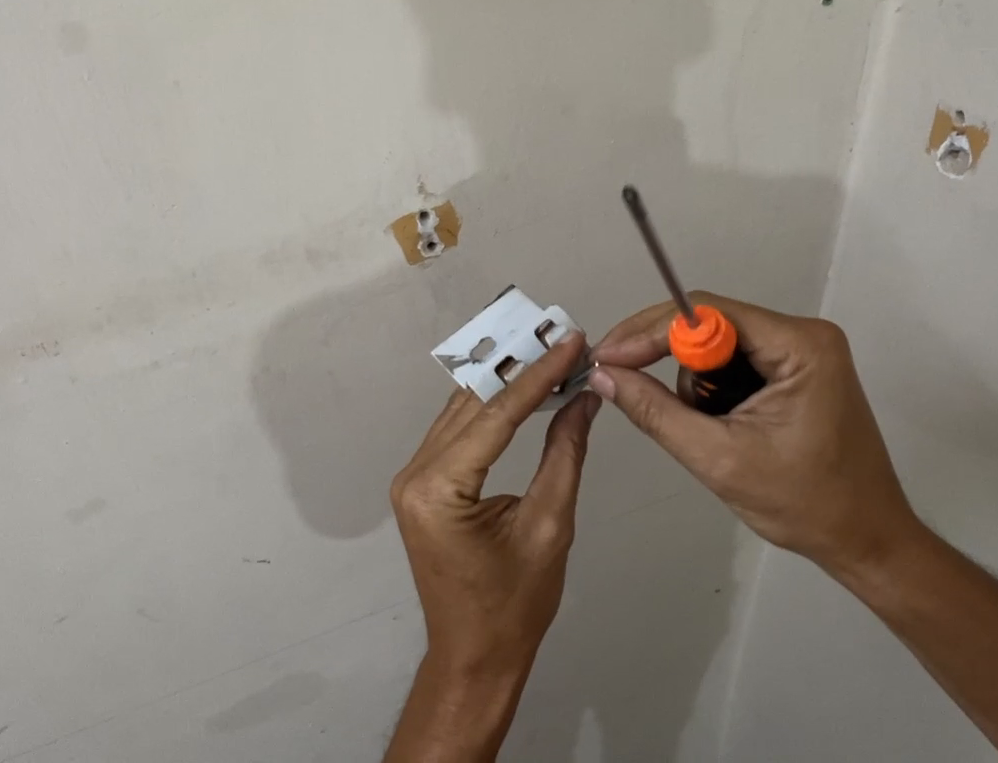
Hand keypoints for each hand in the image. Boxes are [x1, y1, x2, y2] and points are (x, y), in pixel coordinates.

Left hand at [390, 332, 600, 675]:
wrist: (475, 656)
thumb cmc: (515, 605)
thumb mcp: (549, 527)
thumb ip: (564, 454)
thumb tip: (584, 398)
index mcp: (439, 489)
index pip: (495, 415)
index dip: (538, 375)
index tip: (571, 342)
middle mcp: (415, 474)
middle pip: (473, 405)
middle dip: (521, 370)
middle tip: (564, 340)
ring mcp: (413, 478)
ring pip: (462, 412)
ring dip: (506, 384)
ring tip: (549, 356)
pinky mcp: (422, 484)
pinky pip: (457, 432)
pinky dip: (491, 409)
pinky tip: (521, 390)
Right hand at [589, 294, 917, 575]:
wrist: (867, 541)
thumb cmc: (805, 504)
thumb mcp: (718, 458)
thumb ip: (655, 411)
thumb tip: (604, 374)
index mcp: (799, 345)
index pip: (705, 313)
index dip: (649, 332)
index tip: (607, 357)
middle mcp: (803, 335)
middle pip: (709, 325)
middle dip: (669, 361)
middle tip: (628, 386)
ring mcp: (802, 352)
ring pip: (717, 348)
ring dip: (696, 386)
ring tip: (708, 434)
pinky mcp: (797, 372)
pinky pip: (735, 365)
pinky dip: (715, 394)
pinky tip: (724, 429)